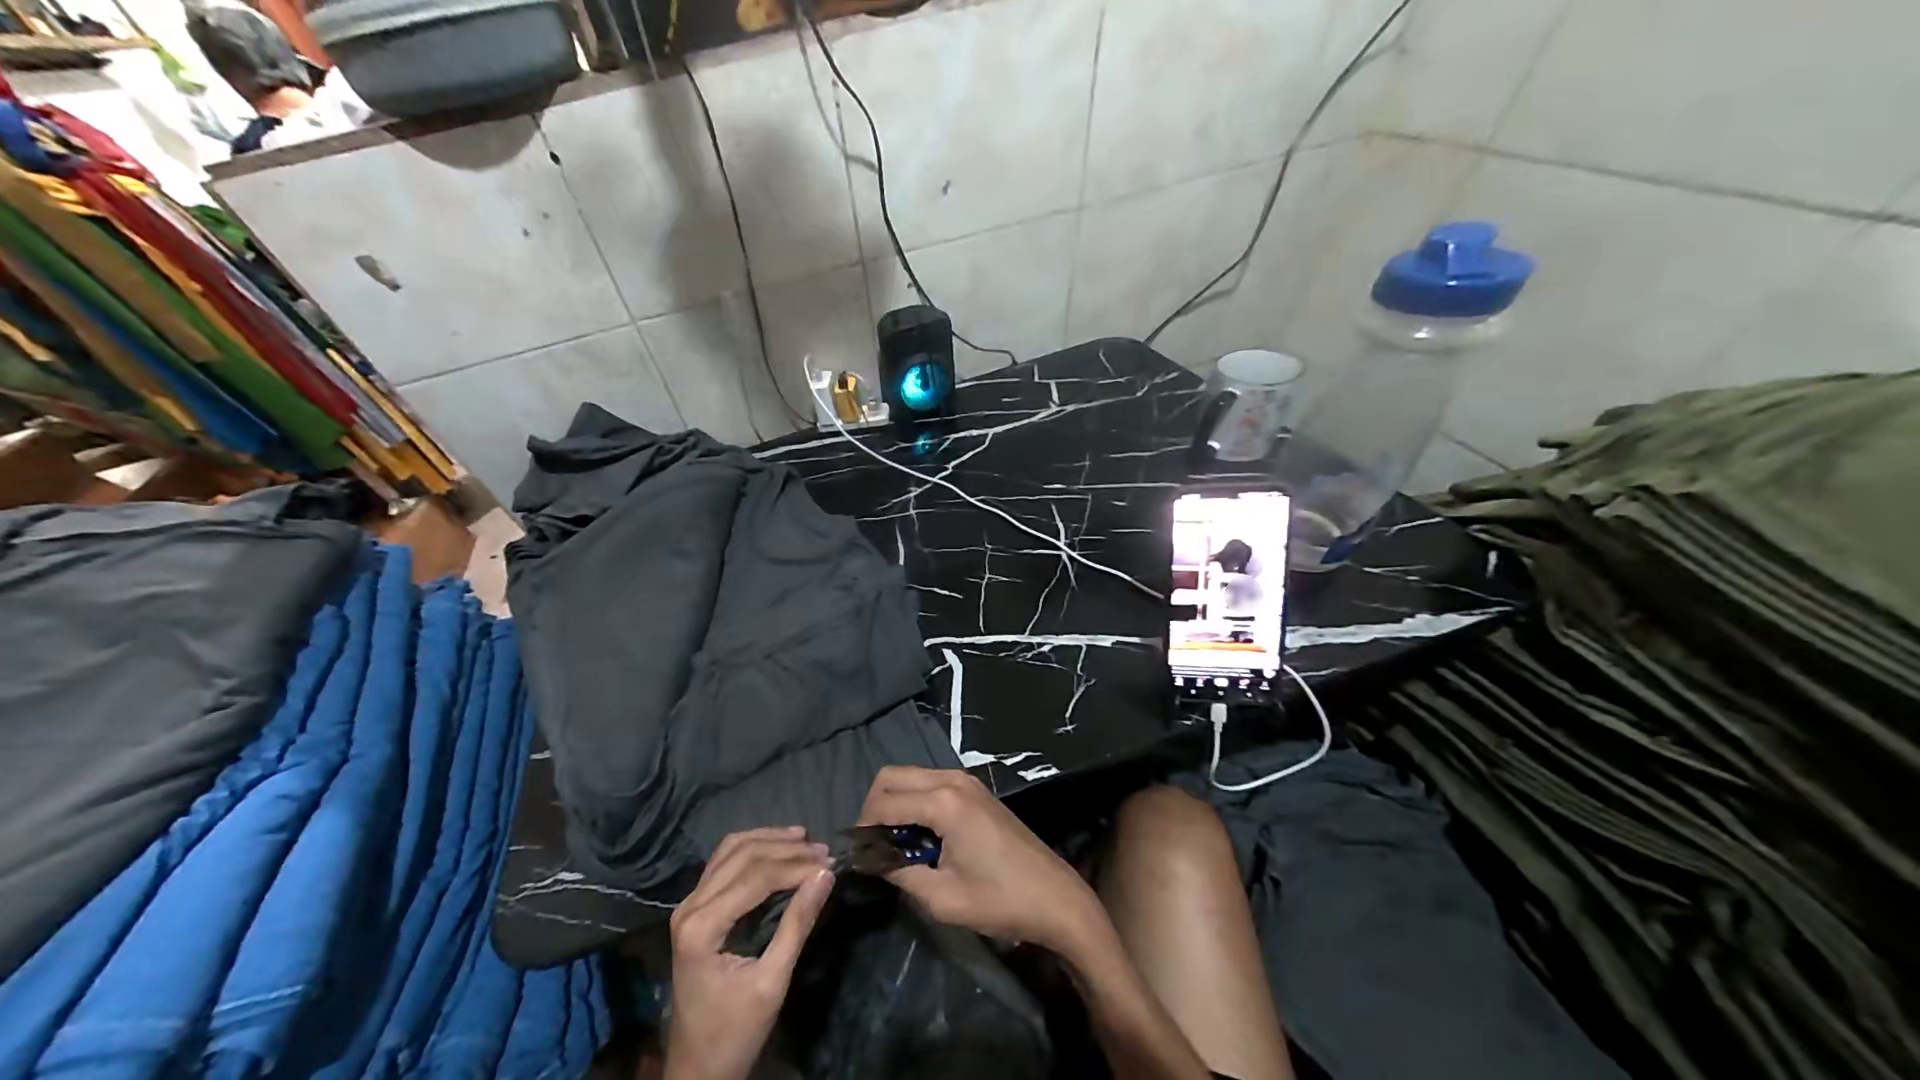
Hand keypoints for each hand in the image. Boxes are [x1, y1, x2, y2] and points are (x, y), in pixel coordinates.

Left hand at [664, 827, 834, 1079]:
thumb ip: (797, 924)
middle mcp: (689, 906)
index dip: (796, 865)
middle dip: (786, 849)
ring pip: (731, 850)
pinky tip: (778, 848)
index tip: (830, 865)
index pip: (756, 877)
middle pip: (742, 855)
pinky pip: (723, 862)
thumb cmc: (735, 1030)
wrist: (698, 1065)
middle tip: (824, 853)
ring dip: (769, 840)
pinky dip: (753, 848)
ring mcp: (689, 904)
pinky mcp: (695, 907)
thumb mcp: (772, 981)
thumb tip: (825, 875)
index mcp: (701, 927)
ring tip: (805, 840)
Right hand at [857, 766, 1105, 957]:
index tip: (858, 856)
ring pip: (911, 776)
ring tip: (895, 844)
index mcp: (944, 802)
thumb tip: (870, 858)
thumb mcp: (942, 897)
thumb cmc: (1000, 901)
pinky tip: (920, 837)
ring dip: (894, 803)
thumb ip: (900, 872)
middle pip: (891, 776)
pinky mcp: (975, 790)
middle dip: (873, 807)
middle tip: (874, 846)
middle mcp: (953, 780)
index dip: (863, 829)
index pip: (883, 802)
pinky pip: (930, 783)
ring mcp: (967, 781)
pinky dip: (915, 801)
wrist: (1055, 898)